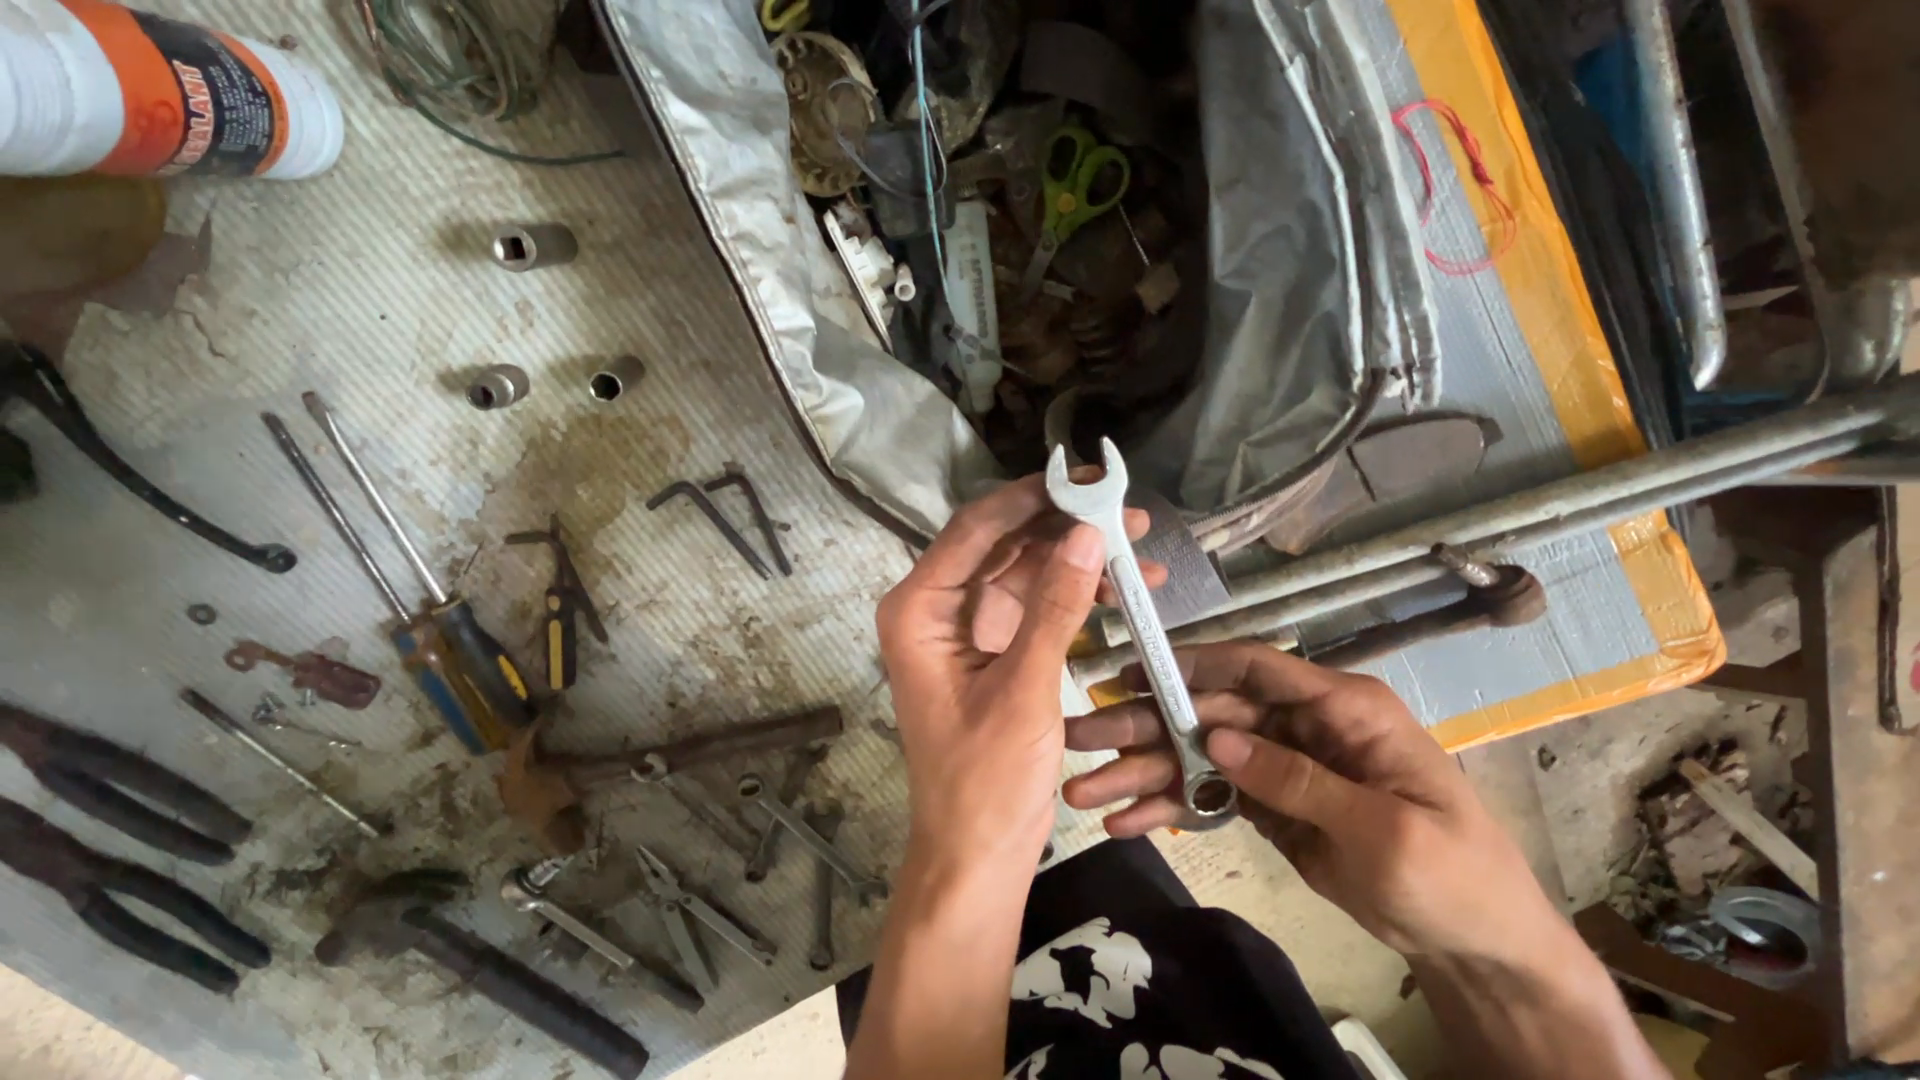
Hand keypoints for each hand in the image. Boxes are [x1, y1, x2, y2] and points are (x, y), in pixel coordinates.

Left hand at [876, 473, 1160, 873]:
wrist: (977, 852)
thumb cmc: (986, 779)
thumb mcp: (1024, 689)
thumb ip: (1054, 607)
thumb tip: (1089, 534)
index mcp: (919, 609)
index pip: (975, 528)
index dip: (1031, 498)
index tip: (1087, 478)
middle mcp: (938, 607)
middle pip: (1003, 543)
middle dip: (1065, 527)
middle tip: (1130, 514)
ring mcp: (968, 627)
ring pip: (1025, 569)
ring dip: (1079, 560)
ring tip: (1143, 550)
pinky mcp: (996, 648)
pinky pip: (1036, 603)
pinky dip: (1076, 596)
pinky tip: (1123, 592)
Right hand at [1062, 642, 1557, 961]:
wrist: (1477, 945)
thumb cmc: (1452, 876)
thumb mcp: (1384, 832)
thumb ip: (1298, 780)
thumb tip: (1217, 739)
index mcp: (1345, 709)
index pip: (1257, 668)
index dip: (1192, 663)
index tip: (1131, 671)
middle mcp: (1305, 725)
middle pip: (1212, 713)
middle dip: (1145, 726)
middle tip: (1080, 736)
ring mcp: (1283, 764)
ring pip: (1200, 756)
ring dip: (1144, 772)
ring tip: (1085, 792)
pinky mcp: (1269, 803)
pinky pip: (1211, 796)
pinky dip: (1170, 808)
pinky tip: (1126, 822)